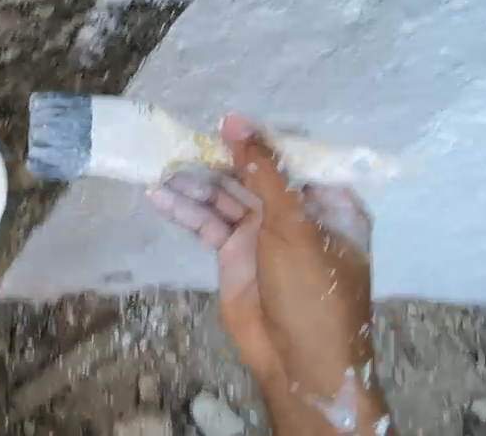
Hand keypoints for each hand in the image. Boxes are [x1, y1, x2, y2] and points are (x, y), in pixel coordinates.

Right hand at [147, 115, 387, 435]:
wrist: (299, 366)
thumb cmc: (312, 293)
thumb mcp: (291, 226)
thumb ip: (261, 169)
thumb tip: (233, 119)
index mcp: (328, 204)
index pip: (293, 157)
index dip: (260, 138)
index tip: (224, 120)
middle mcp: (295, 213)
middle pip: (250, 172)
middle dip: (215, 158)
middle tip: (179, 139)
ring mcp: (262, 232)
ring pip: (223, 194)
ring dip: (192, 182)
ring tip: (160, 167)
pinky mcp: (234, 251)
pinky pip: (206, 220)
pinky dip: (182, 209)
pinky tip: (157, 195)